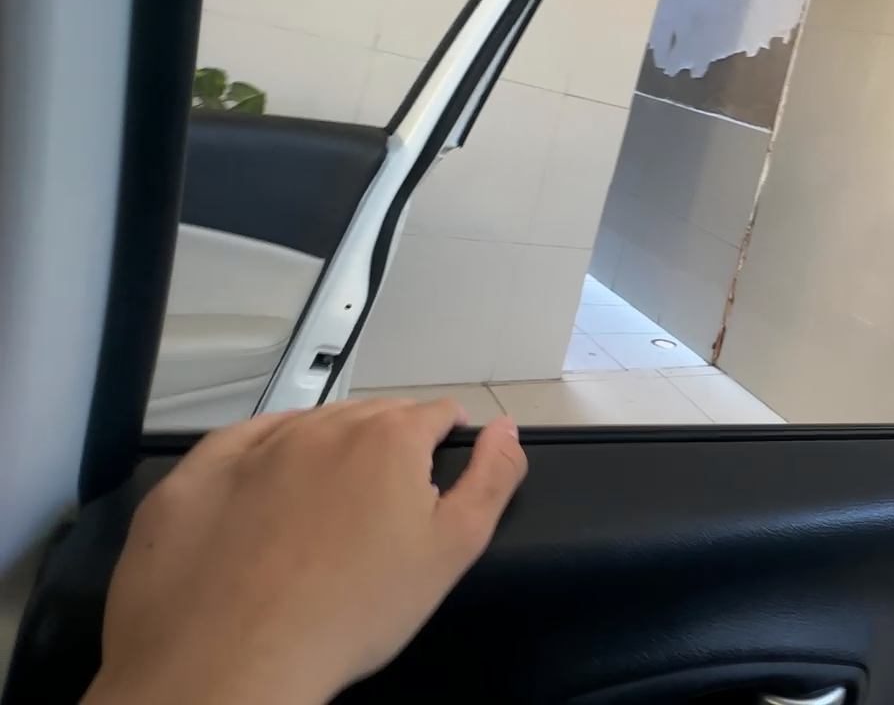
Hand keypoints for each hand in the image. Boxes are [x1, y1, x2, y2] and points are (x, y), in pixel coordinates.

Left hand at [84, 399, 527, 704]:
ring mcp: (254, 450)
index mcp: (393, 437)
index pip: (438, 413)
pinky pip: (241, 440)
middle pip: (378, 414)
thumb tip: (506, 428)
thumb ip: (496, 474)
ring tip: (329, 506)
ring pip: (316, 423)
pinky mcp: (191, 479)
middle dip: (391, 446)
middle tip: (384, 505)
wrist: (224, 676)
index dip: (445, 444)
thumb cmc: (351, 611)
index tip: (432, 484)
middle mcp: (326, 427)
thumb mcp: (457, 545)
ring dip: (333, 449)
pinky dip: (265, 451)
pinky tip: (271, 487)